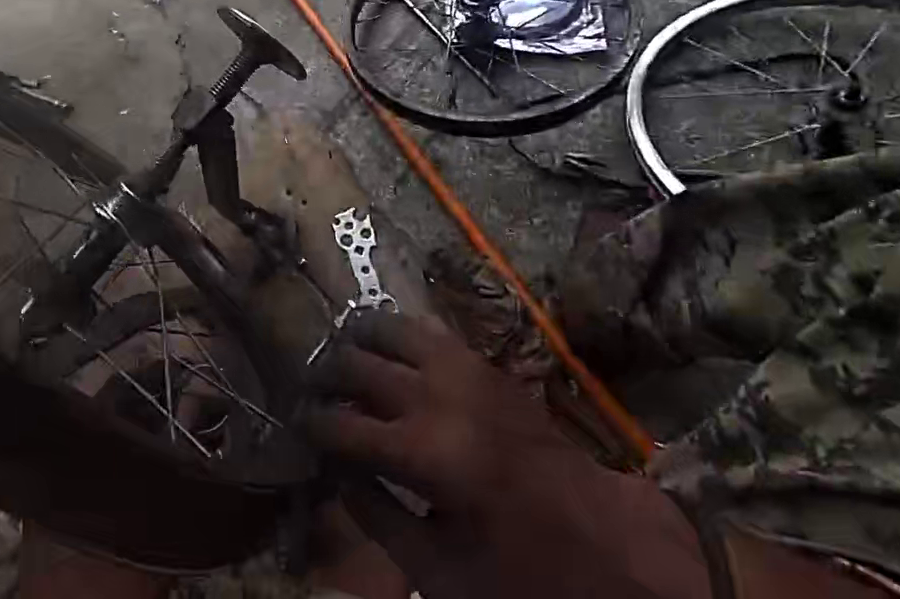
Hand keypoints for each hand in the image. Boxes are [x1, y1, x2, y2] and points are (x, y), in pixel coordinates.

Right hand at [303, 313, 708, 598]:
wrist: (602, 541)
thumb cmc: (518, 570)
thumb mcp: (438, 569)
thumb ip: (376, 515)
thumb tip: (335, 473)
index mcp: (425, 454)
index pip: (345, 426)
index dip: (315, 425)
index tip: (298, 426)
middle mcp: (439, 397)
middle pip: (361, 366)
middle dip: (328, 375)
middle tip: (310, 386)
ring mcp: (465, 371)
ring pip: (393, 329)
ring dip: (361, 339)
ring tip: (342, 353)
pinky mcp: (486, 364)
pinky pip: (429, 331)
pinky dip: (399, 332)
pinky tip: (388, 346)